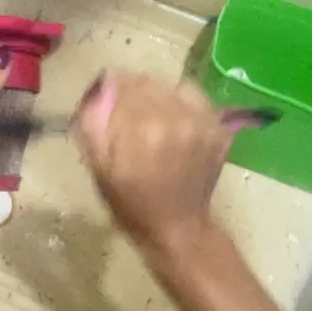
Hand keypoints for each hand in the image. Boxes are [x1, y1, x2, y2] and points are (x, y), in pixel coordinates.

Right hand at [73, 73, 233, 255]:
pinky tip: (173, 122)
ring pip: (170, 87)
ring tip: (150, 117)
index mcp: (143, 129)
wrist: (177, 228)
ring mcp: (202, 123)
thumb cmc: (131, 202)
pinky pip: (194, 97)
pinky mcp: (218, 128)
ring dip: (156, 96)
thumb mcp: (99, 168)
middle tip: (126, 113)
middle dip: (131, 93)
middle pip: (146, 83)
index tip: (105, 101)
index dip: (110, 90)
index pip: (122, 85)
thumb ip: (93, 124)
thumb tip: (98, 89)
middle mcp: (176, 119)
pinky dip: (180, 102)